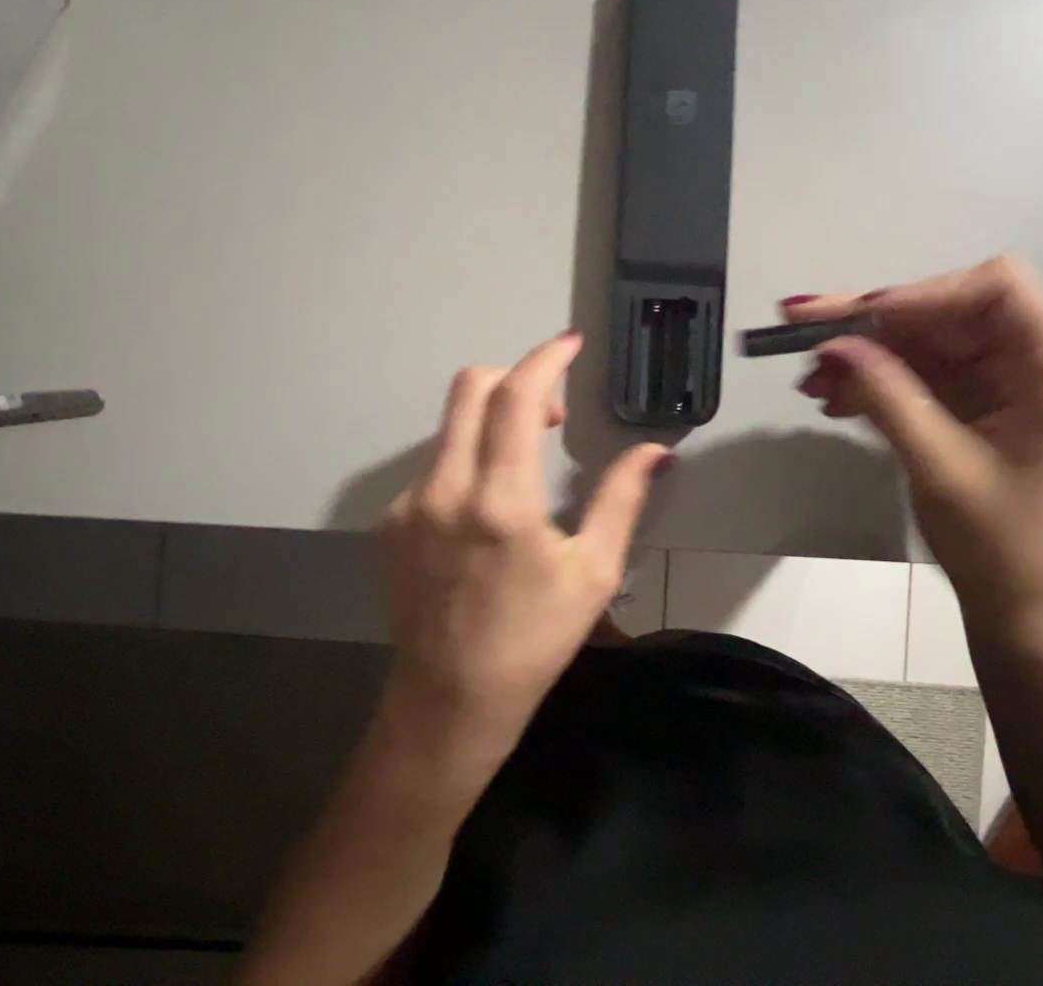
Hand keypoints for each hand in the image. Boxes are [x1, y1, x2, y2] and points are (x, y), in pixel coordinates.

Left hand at [375, 332, 669, 758]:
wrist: (452, 696)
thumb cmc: (534, 639)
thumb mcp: (592, 572)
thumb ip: (620, 499)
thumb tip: (653, 452)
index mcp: (501, 501)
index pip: (516, 398)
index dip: (545, 360)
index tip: (568, 346)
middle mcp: (445, 489)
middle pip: (470, 389)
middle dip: (514, 378)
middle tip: (549, 414)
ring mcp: (408, 504)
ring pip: (449, 428)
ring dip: (489, 425)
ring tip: (520, 470)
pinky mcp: (389, 522)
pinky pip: (431, 468)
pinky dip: (463, 465)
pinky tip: (481, 515)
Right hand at [787, 255, 1042, 616]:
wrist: (1010, 593)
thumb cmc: (994, 539)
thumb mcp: (938, 467)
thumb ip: (887, 398)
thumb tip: (831, 347)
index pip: (996, 291)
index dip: (923, 293)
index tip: (859, 318)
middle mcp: (1031, 360)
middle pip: (948, 309)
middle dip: (873, 320)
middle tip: (800, 324)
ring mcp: (997, 378)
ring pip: (922, 336)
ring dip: (863, 351)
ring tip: (809, 377)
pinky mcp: (970, 397)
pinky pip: (915, 368)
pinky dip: (871, 377)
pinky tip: (831, 396)